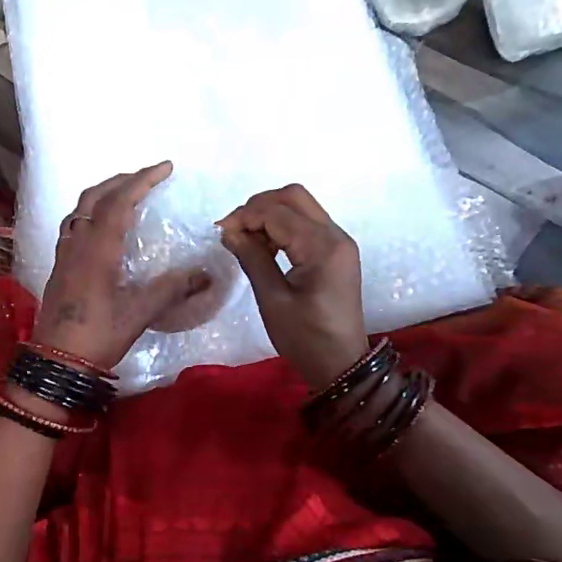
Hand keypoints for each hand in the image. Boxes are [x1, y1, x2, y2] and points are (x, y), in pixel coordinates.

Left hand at [34, 162, 214, 369]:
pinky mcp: (58, 268)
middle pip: (94, 197)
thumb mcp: (139, 313)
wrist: (57, 361)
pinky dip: (89, 213)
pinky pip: (72, 225)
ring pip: (79, 209)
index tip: (165, 167)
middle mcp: (77, 243)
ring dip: (101, 194)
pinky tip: (99, 228)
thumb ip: (172, 290)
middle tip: (146, 177)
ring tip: (123, 195)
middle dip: (121, 180)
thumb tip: (206, 275)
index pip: (120, 201)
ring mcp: (63, 255)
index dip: (142, 180)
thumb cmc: (98, 336)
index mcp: (97, 249)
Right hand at [218, 184, 367, 389]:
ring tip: (247, 241)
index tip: (220, 232)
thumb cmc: (306, 338)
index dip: (245, 216)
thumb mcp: (273, 300)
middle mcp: (336, 236)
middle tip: (234, 230)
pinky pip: (307, 224)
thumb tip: (229, 231)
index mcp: (323, 247)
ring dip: (270, 215)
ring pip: (301, 207)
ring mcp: (339, 242)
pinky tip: (265, 247)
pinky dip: (283, 227)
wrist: (341, 364)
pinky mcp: (336, 251)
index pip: (278, 212)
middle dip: (259, 207)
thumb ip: (252, 259)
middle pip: (294, 197)